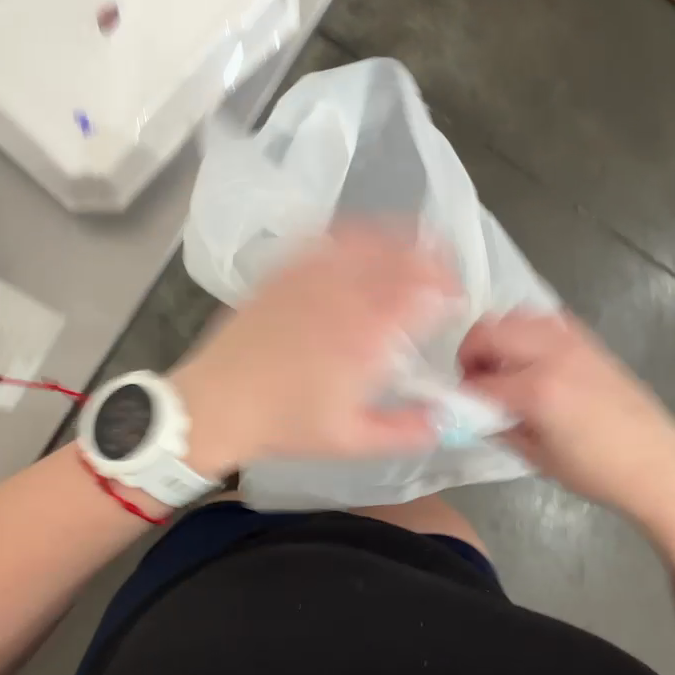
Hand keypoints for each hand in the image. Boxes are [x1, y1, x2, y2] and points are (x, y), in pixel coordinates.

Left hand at [171, 229, 456, 476]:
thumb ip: (408, 430)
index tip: (457, 300)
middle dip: (432, 260)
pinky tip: (364, 242)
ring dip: (400, 240)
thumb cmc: (286, 426)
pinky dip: (356, 234)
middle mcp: (344, 298)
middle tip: (443, 273)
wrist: (217, 405)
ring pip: (368, 240)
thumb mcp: (353, 441)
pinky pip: (328, 238)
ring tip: (414, 247)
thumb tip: (449, 420)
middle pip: (402, 257)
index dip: (449, 290)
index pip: (424, 294)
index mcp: (368, 338)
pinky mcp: (284, 270)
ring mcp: (311, 278)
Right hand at [457, 313, 674, 520]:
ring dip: (498, 336)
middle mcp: (553, 354)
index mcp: (538, 389)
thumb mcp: (537, 458)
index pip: (478, 380)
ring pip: (517, 317)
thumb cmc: (596, 472)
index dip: (461, 393)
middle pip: (490, 330)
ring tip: (499, 366)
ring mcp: (574, 342)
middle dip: (471, 352)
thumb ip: (500, 427)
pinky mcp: (590, 342)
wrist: (658, 467)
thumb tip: (476, 411)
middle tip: (472, 379)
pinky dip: (526, 333)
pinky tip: (530, 361)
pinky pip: (546, 321)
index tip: (457, 404)